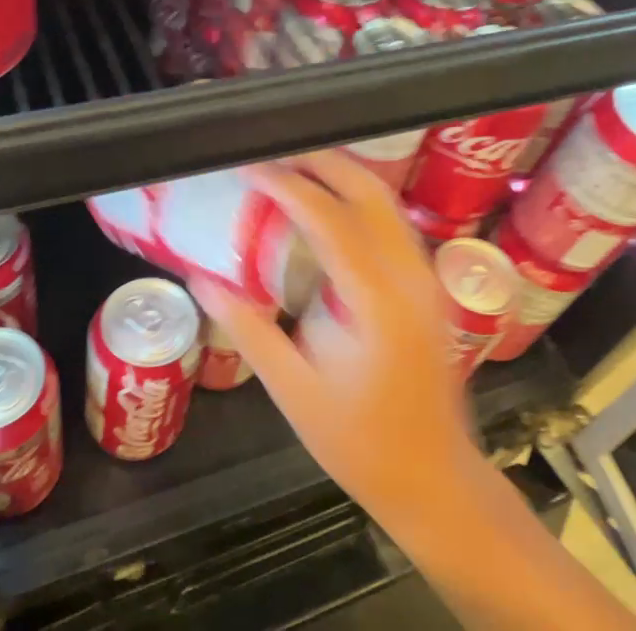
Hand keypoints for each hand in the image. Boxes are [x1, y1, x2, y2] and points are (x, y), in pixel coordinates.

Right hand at [186, 150, 475, 520]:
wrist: (433, 480)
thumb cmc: (360, 443)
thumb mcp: (293, 390)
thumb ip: (248, 329)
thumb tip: (202, 280)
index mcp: (377, 302)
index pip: (330, 219)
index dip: (286, 186)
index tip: (249, 169)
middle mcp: (410, 279)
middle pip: (370, 192)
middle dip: (321, 162)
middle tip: (272, 155)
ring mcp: (427, 281)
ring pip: (387, 202)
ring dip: (343, 177)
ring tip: (293, 171)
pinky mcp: (429, 290)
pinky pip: (394, 225)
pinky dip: (359, 203)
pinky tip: (327, 212)